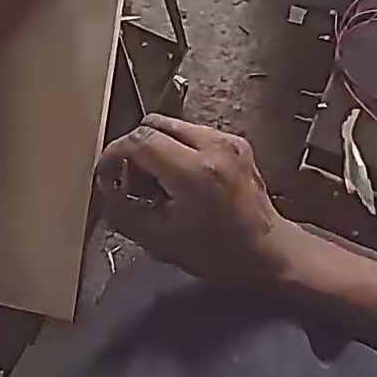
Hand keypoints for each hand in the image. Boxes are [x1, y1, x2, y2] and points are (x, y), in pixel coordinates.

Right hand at [95, 115, 298, 284]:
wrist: (269, 252)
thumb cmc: (217, 253)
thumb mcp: (160, 241)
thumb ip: (124, 212)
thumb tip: (107, 190)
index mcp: (195, 171)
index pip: (140, 140)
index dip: (114, 154)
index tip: (107, 175)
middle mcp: (213, 146)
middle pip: (154, 124)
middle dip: (134, 149)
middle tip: (132, 181)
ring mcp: (227, 140)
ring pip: (172, 126)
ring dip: (155, 148)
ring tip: (157, 184)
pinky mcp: (235, 141)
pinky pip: (191, 133)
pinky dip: (175, 149)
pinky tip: (179, 180)